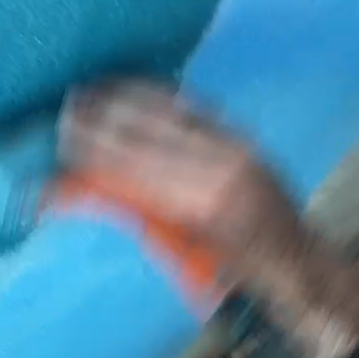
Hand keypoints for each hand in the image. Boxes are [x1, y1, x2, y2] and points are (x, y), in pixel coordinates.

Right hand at [61, 80, 358, 357]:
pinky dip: (158, 94)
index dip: (95, 150)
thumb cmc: (232, 270)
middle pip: (147, 132)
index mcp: (201, 203)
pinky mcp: (242, 134)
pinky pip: (192, 106)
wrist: (295, 260)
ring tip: (90, 90)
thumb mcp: (180, 251)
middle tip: (66, 109)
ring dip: (125, 98)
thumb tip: (88, 189)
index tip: (63, 140)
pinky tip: (133, 87)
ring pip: (168, 111)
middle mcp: (219, 165)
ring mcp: (234, 144)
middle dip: (103, 118)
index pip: (134, 166)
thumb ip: (139, 215)